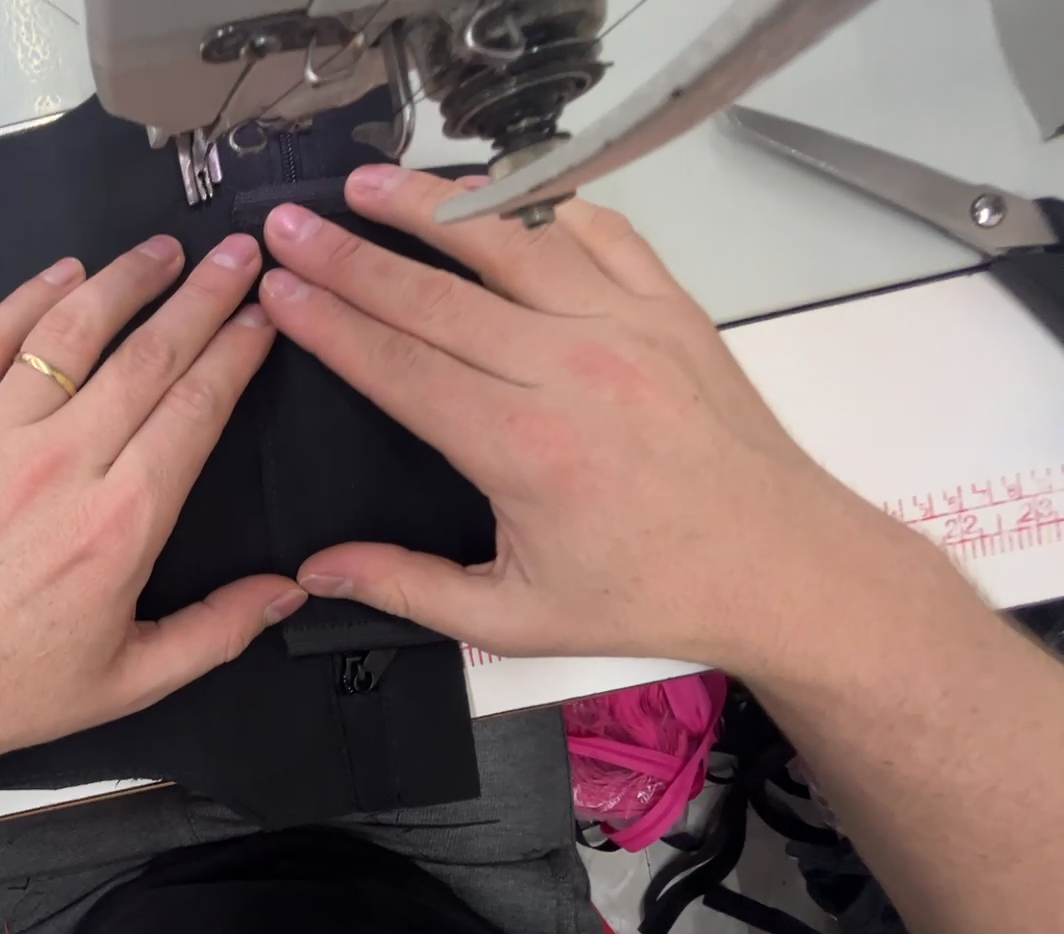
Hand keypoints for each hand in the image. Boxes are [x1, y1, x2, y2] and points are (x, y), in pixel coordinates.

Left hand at [0, 234, 304, 773]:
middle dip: (203, 296)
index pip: (196, 408)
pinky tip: (62, 275)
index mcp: (119, 524)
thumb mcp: (134, 679)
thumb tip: (289, 592)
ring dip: (123, 281)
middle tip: (234, 255)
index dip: (236, 351)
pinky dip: (25, 299)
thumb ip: (219, 630)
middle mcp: (60, 466)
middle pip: (147, 356)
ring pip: (69, 333)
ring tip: (160, 250)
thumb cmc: (13, 685)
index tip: (261, 314)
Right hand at [256, 166, 947, 674]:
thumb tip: (315, 569)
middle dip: (346, 256)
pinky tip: (485, 191)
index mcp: (521, 447)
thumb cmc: (642, 595)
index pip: (396, 366)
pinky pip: (592, 230)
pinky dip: (532, 202)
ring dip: (427, 205)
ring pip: (508, 240)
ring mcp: (625, 325)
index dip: (326, 323)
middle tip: (289, 225)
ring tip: (367, 181)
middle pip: (431, 296)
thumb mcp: (507, 619)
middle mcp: (569, 369)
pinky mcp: (668, 307)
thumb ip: (403, 587)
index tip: (279, 289)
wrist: (787, 571)